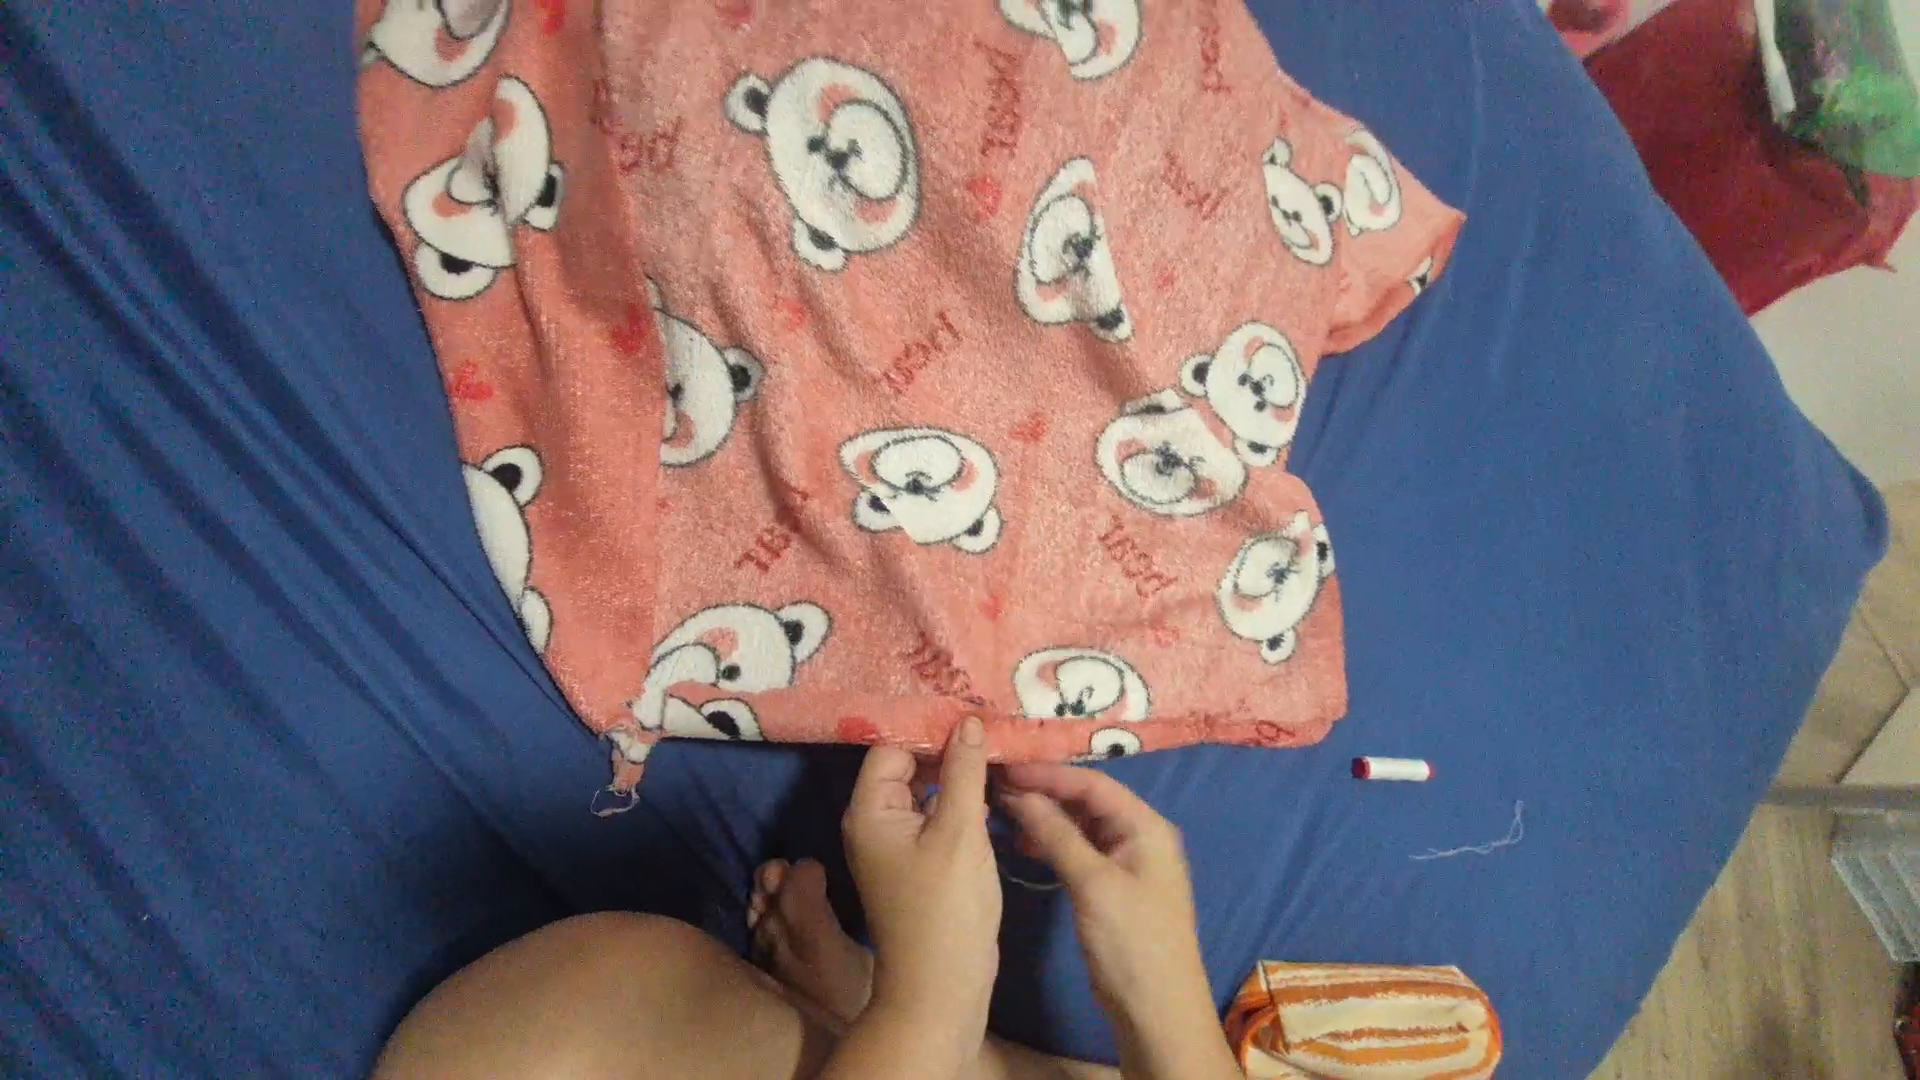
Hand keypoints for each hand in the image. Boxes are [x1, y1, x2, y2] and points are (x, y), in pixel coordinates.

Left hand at [841, 718, 1000, 1049]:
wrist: (942, 991)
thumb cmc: (946, 909)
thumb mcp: (959, 832)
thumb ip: (964, 771)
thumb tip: (969, 720)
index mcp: (870, 809)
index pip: (893, 746)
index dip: (929, 726)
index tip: (970, 709)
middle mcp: (874, 819)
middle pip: (908, 763)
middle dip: (946, 745)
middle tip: (990, 725)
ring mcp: (896, 840)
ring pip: (925, 787)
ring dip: (956, 771)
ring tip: (996, 747)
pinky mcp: (918, 857)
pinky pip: (935, 812)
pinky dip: (960, 798)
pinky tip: (992, 788)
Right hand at [1002, 764, 1238, 1079]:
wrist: (1159, 1018)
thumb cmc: (1132, 944)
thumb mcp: (1092, 884)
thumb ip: (1056, 834)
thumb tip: (1020, 792)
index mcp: (1145, 826)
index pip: (1092, 783)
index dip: (1048, 773)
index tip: (1007, 768)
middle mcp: (1138, 835)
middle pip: (1086, 800)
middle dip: (1044, 792)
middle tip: (998, 785)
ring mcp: (1125, 862)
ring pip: (1079, 824)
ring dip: (1044, 817)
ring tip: (1003, 812)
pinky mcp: (1111, 886)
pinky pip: (1078, 850)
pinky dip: (1051, 843)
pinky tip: (1022, 844)